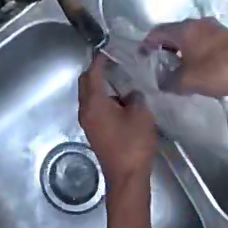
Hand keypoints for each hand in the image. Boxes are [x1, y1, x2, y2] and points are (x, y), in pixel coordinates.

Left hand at [78, 55, 157, 186]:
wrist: (128, 178)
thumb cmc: (133, 144)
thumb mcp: (141, 114)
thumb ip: (135, 97)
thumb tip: (131, 93)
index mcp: (94, 104)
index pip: (92, 74)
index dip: (99, 60)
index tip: (108, 48)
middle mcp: (86, 112)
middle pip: (86, 84)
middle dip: (97, 72)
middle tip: (115, 63)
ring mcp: (89, 124)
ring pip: (91, 98)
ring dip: (103, 87)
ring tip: (123, 80)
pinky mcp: (96, 133)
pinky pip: (96, 109)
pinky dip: (106, 100)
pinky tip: (123, 101)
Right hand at [142, 18, 227, 99]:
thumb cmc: (217, 72)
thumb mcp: (185, 81)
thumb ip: (168, 81)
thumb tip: (162, 81)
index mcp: (185, 29)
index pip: (157, 32)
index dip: (146, 44)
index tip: (141, 57)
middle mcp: (199, 23)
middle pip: (173, 32)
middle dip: (164, 47)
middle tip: (158, 63)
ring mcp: (216, 28)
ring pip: (190, 36)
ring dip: (181, 49)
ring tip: (177, 67)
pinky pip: (204, 41)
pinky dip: (195, 51)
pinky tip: (198, 66)